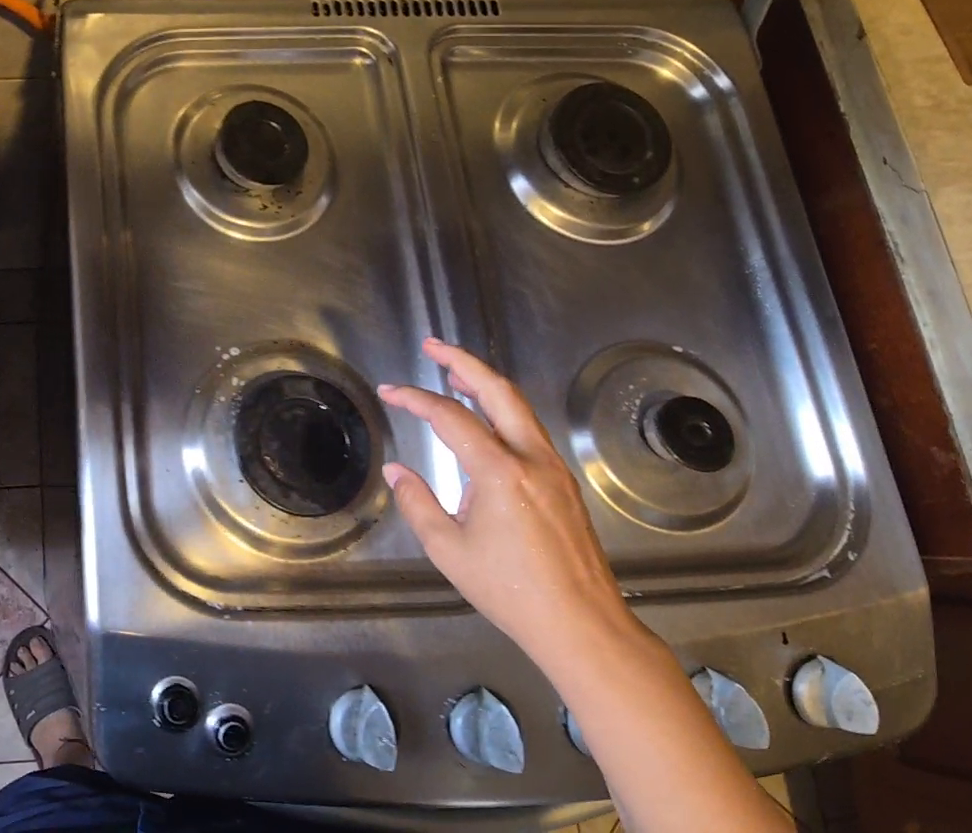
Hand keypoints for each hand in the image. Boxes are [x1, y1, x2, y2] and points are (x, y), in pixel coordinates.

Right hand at [378, 338, 635, 664]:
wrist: (581, 624)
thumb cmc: (509, 590)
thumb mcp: (448, 550)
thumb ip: (418, 503)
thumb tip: (398, 472)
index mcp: (498, 472)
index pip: (450, 418)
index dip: (415, 399)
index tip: (389, 391)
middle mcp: (531, 459)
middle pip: (499, 392)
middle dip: (463, 363)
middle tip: (433, 347)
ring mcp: (554, 469)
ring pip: (519, 408)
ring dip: (486, 384)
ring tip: (455, 374)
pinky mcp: (564, 484)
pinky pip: (529, 430)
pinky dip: (502, 410)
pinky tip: (486, 420)